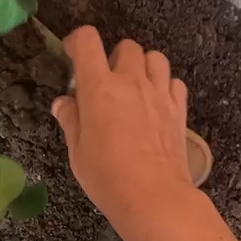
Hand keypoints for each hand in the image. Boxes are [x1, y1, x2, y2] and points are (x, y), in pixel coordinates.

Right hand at [49, 27, 195, 234]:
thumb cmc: (110, 180)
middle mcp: (131, 82)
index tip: (72, 54)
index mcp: (99, 88)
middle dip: (114, 59)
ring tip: (135, 90)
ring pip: (154, 58)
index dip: (77, 42)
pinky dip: (165, 86)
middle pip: (125, 47)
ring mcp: (158, 94)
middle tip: (107, 84)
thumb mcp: (79, 155)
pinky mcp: (178, 110)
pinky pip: (174, 82)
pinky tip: (156, 104)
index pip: (87, 42)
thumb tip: (63, 104)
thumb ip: (71, 122)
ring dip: (143, 68)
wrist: (154, 199)